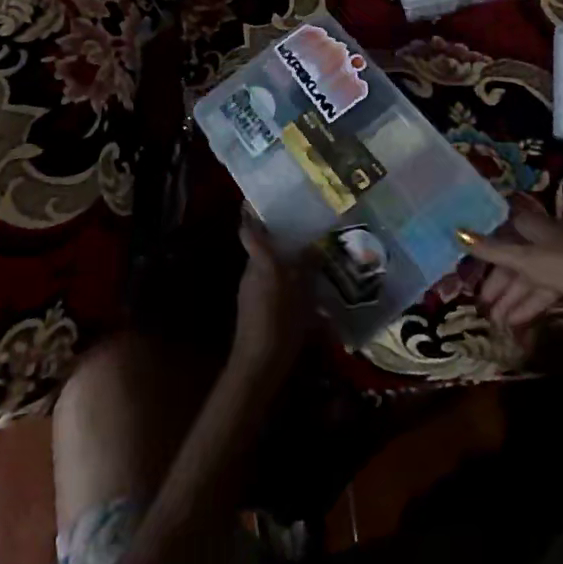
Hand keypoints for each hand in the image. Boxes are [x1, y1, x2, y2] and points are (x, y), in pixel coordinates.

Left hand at [230, 208, 313, 372]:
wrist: (258, 363)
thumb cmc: (280, 323)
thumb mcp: (301, 294)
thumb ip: (305, 268)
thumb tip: (313, 247)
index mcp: (261, 263)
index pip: (249, 230)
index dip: (251, 214)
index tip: (262, 200)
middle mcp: (251, 272)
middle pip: (261, 249)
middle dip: (279, 241)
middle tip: (305, 233)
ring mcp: (249, 291)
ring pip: (267, 268)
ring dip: (284, 264)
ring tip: (311, 262)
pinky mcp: (253, 308)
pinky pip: (270, 286)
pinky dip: (284, 284)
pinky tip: (305, 293)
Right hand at [461, 195, 562, 330]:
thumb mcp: (522, 258)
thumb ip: (489, 249)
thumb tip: (455, 232)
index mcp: (533, 226)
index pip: (502, 230)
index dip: (484, 245)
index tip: (468, 262)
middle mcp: (545, 240)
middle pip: (514, 258)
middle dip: (498, 282)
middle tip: (481, 302)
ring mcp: (561, 262)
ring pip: (528, 278)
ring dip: (511, 299)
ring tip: (495, 320)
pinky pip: (543, 291)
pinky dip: (529, 305)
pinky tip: (515, 322)